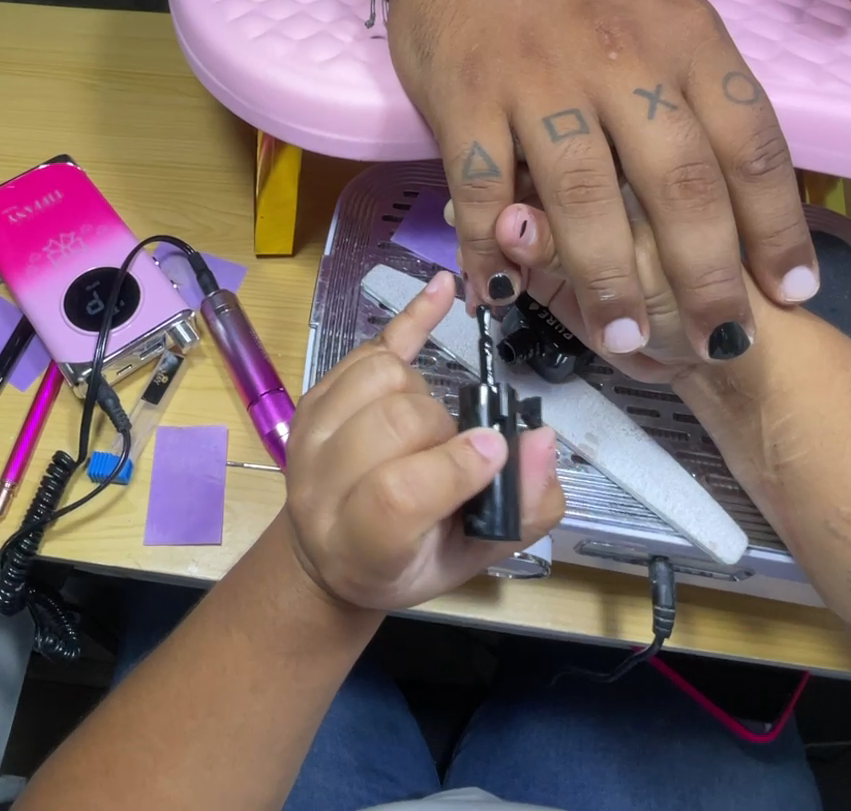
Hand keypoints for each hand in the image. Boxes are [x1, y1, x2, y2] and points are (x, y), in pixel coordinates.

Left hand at [283, 269, 564, 610]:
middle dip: (443, 429)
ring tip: (431, 421)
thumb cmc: (408, 560)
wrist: (331, 549)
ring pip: (380, 376)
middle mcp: (320, 485)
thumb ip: (520, 512)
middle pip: (391, 423)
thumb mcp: (472, 559)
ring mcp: (310, 434)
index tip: (496, 449)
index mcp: (359, 543)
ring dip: (422, 391)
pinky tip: (443, 289)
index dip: (452, 466)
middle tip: (457, 448)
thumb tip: (540, 440)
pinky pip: (365, 347)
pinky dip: (409, 319)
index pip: (395, 494)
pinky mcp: (315, 397)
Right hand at [387, 0, 817, 365]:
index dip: (776, 225)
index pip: (749, 140)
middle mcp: (617, 57)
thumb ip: (694, 78)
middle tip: (718, 340)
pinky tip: (499, 294)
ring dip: (606, 277)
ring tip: (625, 339)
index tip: (791, 290)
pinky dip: (489, 250)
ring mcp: (535, 79)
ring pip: (581, 195)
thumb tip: (730, 176)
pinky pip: (482, 189)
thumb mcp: (658, 0)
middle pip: (676, 182)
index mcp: (682, 33)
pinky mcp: (464, 100)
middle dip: (704, 273)